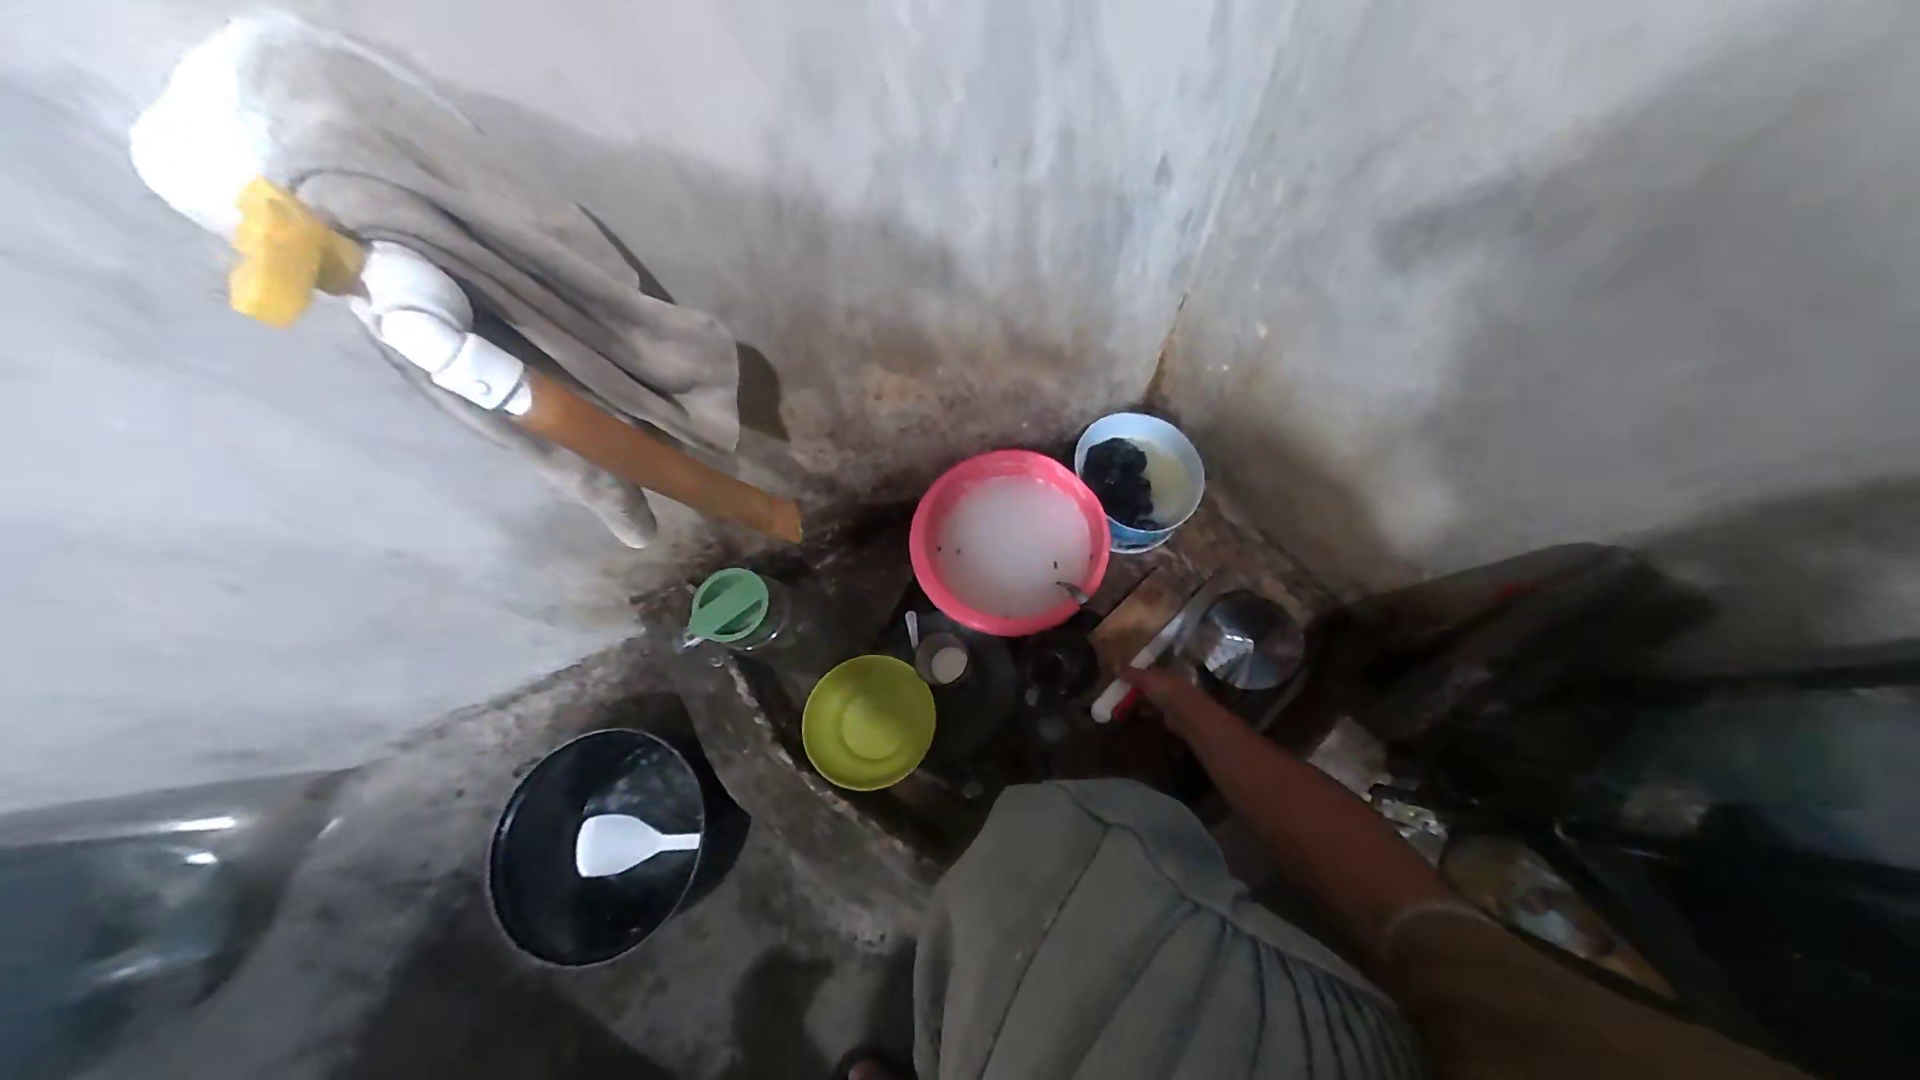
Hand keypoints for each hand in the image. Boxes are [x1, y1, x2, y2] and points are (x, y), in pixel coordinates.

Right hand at [1123, 664, 1247, 744]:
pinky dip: (1141, 711)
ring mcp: (1167, 699)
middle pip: (1146, 683)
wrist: (1186, 715)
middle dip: (1132, 686)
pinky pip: (1150, 710)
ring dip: (1135, 699)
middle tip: (1115, 689)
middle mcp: (1166, 683)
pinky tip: (1131, 713)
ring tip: (1119, 701)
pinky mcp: (1167, 714)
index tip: (1119, 672)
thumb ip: (1131, 673)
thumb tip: (1114, 664)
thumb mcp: (1146, 679)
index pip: (1146, 668)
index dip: (1133, 669)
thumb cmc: (1166, 691)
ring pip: (1147, 697)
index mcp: (1163, 672)